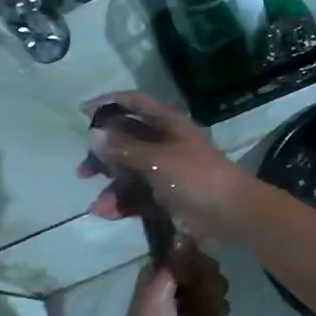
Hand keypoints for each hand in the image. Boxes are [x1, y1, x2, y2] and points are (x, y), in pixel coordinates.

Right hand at [76, 91, 258, 242]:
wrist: (231, 213)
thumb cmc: (196, 176)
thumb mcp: (157, 160)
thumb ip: (124, 148)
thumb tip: (93, 134)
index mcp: (169, 124)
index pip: (136, 103)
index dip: (110, 102)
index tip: (83, 111)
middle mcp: (166, 142)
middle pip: (128, 140)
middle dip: (104, 154)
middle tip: (83, 169)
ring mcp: (167, 169)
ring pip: (130, 171)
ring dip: (112, 186)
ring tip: (97, 203)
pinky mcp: (167, 195)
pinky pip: (138, 195)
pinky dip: (122, 203)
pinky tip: (107, 212)